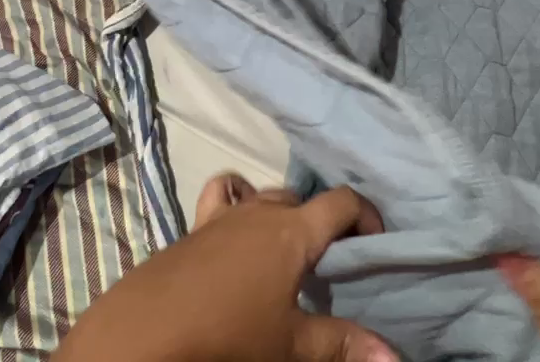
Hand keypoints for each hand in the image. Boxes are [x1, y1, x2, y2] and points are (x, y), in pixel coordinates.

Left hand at [54, 172, 396, 361]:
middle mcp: (260, 209)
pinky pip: (223, 195)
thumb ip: (342, 343)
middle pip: (303, 199)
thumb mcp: (292, 345)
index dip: (366, 215)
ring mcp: (224, 213)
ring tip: (293, 250)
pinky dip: (239, 200)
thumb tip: (394, 356)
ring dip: (284, 214)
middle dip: (324, 221)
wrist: (145, 333)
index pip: (341, 201)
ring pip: (265, 196)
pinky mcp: (194, 226)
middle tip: (336, 261)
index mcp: (292, 230)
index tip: (378, 243)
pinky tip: (239, 228)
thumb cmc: (228, 336)